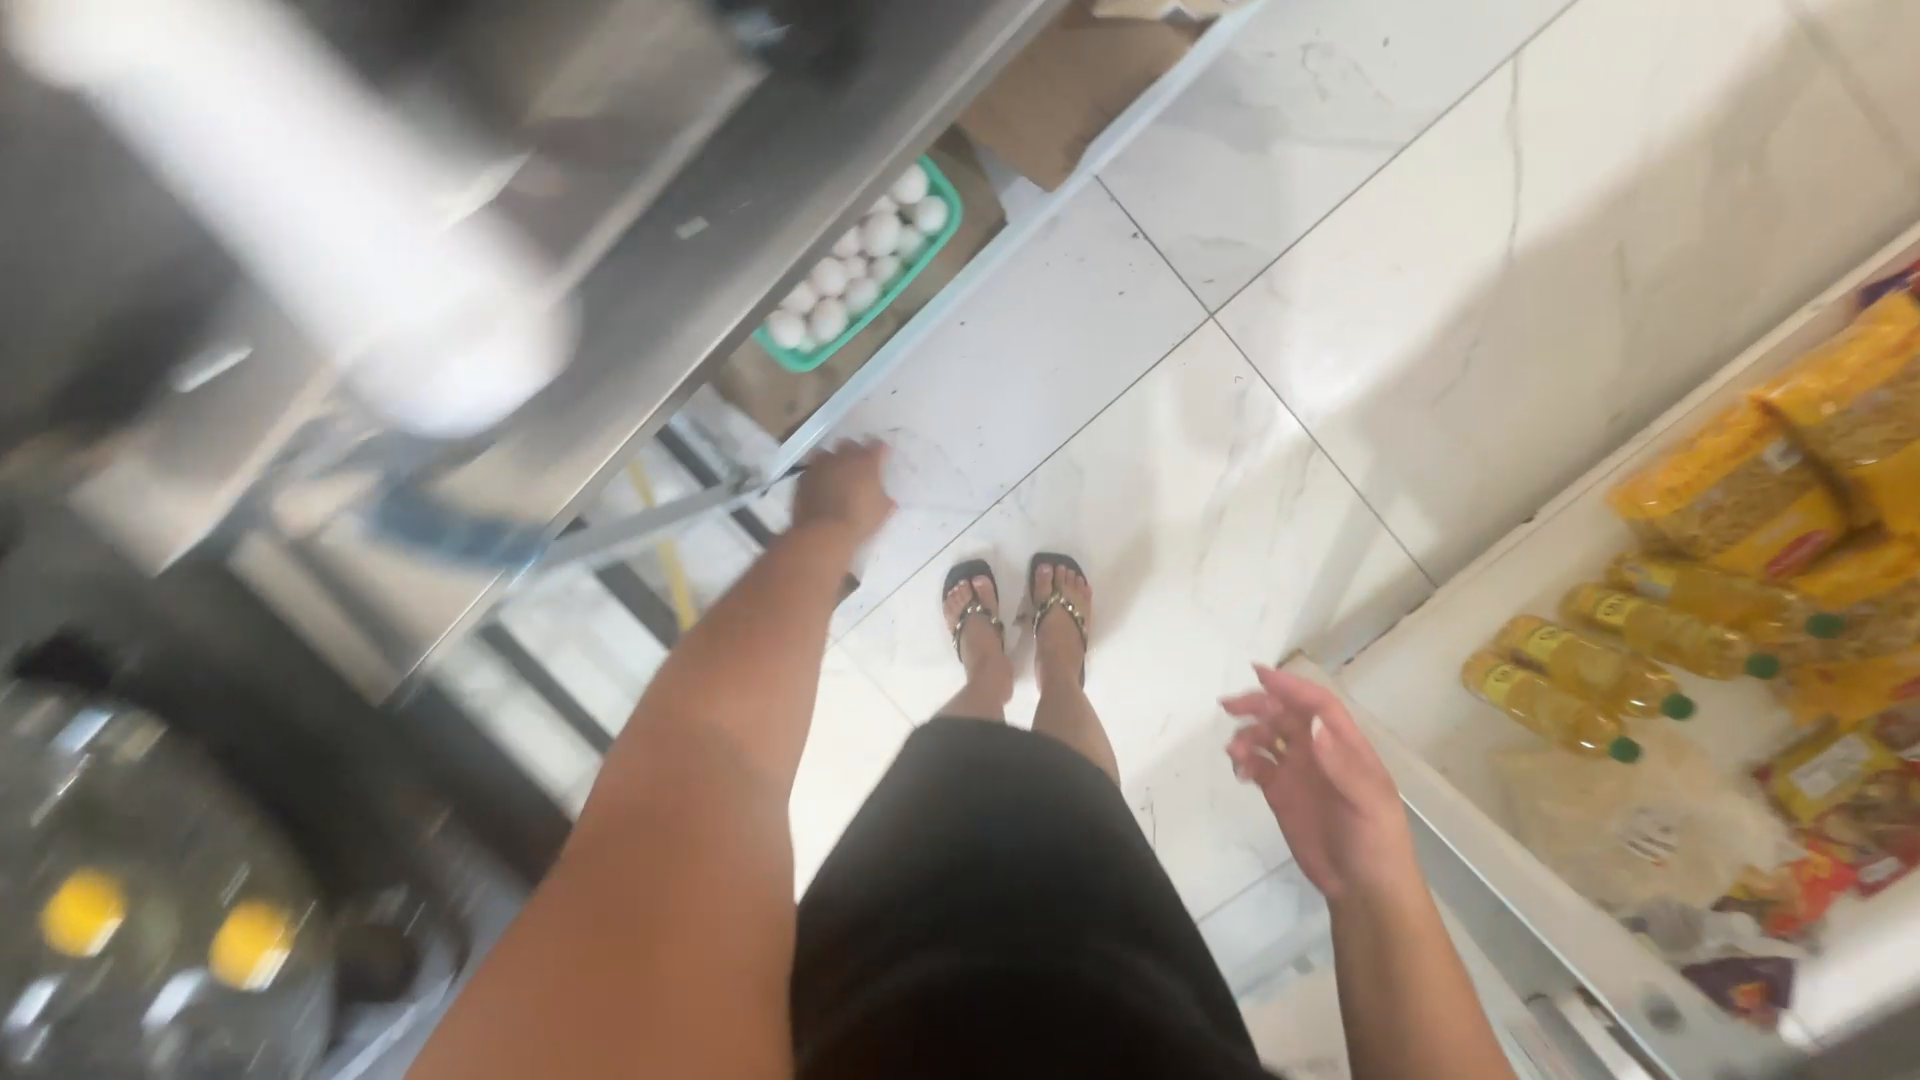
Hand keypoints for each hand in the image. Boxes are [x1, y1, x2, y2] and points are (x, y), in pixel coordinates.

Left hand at [792, 439, 895, 545]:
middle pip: (850, 444)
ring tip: (834, 473)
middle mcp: (843, 457)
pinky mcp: (804, 477)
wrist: (824, 532)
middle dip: (854, 452)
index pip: (877, 445)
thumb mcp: (883, 511)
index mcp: (867, 462)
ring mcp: (821, 465)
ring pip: (827, 453)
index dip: (880, 451)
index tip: (882, 458)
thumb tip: (884, 496)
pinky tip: (819, 487)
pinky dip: (817, 475)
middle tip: (857, 467)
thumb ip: (885, 497)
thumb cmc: (860, 520)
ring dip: (832, 461)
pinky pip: (812, 470)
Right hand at [1224, 666, 1419, 901]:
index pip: (1316, 705)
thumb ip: (1342, 766)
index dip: (1291, 687)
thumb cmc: (1377, 843)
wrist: (1363, 889)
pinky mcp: (1280, 792)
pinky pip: (1256, 765)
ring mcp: (1298, 771)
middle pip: (1285, 714)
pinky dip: (1243, 761)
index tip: (1260, 675)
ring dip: (1247, 735)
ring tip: (1235, 754)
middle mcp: (1319, 752)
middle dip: (1258, 705)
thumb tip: (1312, 726)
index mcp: (1345, 747)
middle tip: (1229, 707)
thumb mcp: (1369, 804)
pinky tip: (1239, 773)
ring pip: (1266, 736)